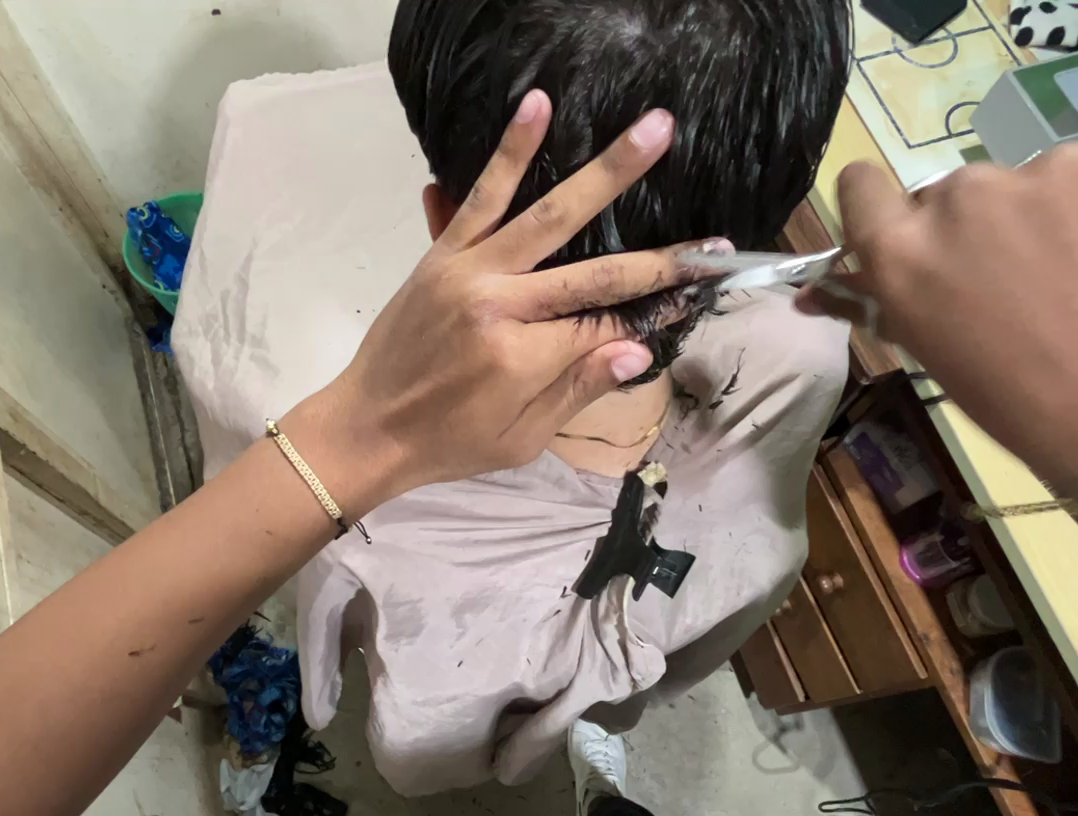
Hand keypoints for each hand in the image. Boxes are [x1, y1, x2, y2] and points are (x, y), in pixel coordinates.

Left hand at [279, 90, 726, 515]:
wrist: (367, 428)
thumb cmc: (448, 445)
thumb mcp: (521, 439)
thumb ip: (577, 390)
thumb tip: (639, 350)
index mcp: (524, 359)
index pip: (603, 329)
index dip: (645, 318)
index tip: (687, 301)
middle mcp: (502, 306)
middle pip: (594, 275)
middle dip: (659, 259)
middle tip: (710, 238)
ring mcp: (470, 272)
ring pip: (549, 215)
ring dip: (607, 172)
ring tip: (655, 128)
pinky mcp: (442, 256)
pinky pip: (479, 198)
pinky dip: (509, 153)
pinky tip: (537, 107)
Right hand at [828, 130, 1077, 513]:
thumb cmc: (1013, 398)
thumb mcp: (926, 348)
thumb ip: (871, 304)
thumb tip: (806, 295)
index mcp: (902, 250)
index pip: (860, 188)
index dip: (878, 203)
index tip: (906, 225)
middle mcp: (964, 195)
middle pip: (960, 191)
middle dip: (983, 224)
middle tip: (1022, 280)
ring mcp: (1058, 165)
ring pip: (1046, 177)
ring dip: (1060, 211)